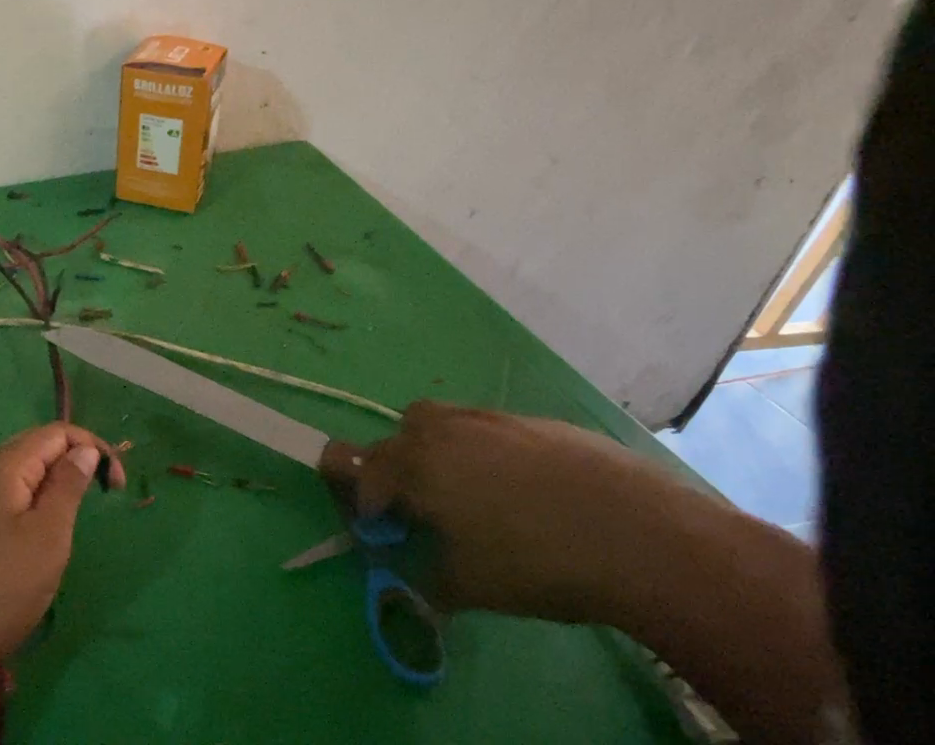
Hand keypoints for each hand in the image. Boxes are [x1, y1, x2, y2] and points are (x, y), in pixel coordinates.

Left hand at [0, 423, 124, 744]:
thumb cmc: (1, 590)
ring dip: (50, 483)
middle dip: (72, 461)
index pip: (54, 432)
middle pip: (33, 447)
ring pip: (16, 473)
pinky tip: (33, 532)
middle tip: (101, 495)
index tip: (116, 486)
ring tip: (71, 516)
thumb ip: (67, 487)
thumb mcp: (48, 538)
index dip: (91, 447)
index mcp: (1, 467)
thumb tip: (82, 450)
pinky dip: (27, 500)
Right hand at [354, 400, 714, 622]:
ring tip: (472, 492)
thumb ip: (429, 580)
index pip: (365, 470)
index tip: (379, 528)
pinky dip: (493, 453)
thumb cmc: (538, 562)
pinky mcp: (542, 423)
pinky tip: (529, 492)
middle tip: (421, 502)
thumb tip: (418, 583)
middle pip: (402, 431)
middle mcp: (446, 431)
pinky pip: (496, 431)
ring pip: (448, 422)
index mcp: (417, 465)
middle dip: (400, 462)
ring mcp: (496, 421)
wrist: (645, 537)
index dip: (364, 499)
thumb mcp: (471, 587)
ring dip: (444, 449)